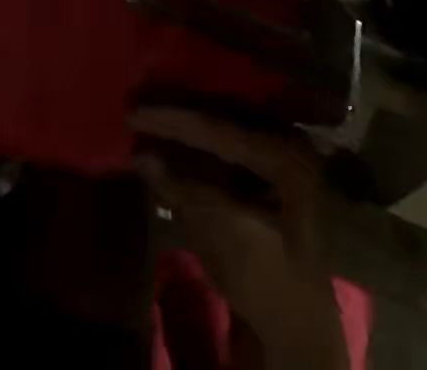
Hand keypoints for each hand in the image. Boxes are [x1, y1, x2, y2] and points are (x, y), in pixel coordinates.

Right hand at [131, 106, 346, 369]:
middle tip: (134, 106)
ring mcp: (280, 154)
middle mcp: (287, 144)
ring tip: (144, 118)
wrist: (295, 321)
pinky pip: (224, 143)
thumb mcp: (223, 233)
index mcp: (285, 157)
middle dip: (175, 113)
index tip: (131, 112)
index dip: (170, 119)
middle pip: (218, 117)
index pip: (217, 128)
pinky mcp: (267, 167)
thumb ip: (184, 188)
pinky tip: (166, 139)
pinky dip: (193, 141)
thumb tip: (140, 153)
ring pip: (219, 126)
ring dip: (182, 124)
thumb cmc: (267, 279)